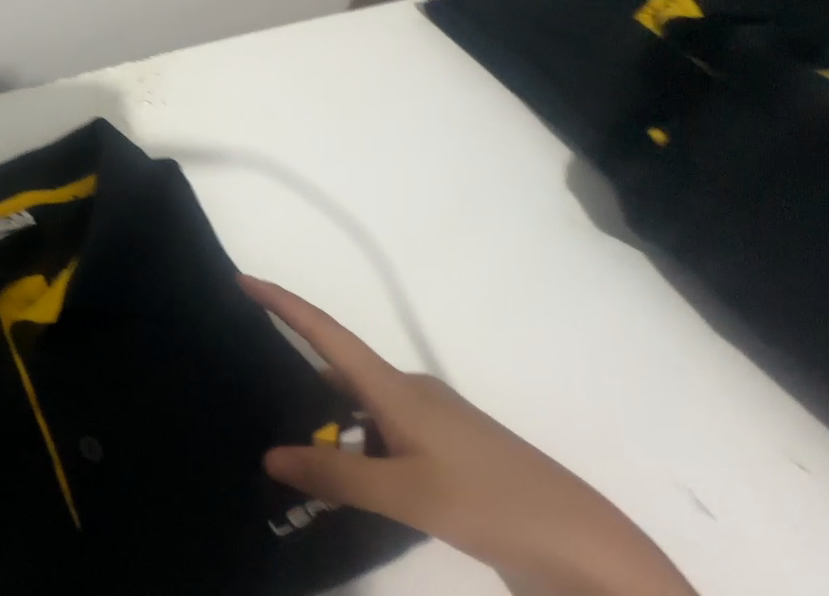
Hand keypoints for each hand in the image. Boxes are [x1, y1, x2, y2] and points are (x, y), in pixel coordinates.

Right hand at [240, 276, 696, 595]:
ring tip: (290, 455)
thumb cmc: (492, 502)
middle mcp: (412, 396)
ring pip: (362, 413)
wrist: (585, 548)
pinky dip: (356, 453)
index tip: (243, 279)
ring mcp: (434, 427)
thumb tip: (271, 454)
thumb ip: (336, 474)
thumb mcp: (406, 492)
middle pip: (340, 375)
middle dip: (297, 381)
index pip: (328, 333)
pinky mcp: (448, 458)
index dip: (284, 304)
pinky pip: (384, 440)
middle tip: (253, 399)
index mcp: (399, 389)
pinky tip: (343, 487)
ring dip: (329, 429)